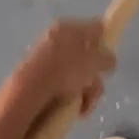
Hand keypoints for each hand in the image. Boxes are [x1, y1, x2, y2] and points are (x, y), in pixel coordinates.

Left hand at [0, 19, 115, 130]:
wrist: (29, 91)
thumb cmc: (66, 70)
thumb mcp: (95, 62)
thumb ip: (106, 58)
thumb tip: (108, 59)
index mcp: (67, 28)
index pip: (94, 29)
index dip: (105, 43)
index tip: (109, 61)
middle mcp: (55, 40)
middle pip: (86, 57)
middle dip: (94, 77)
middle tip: (95, 89)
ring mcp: (45, 61)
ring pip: (76, 77)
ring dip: (86, 93)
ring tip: (84, 106)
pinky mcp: (38, 81)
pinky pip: (63, 88)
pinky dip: (71, 100)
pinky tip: (73, 110)